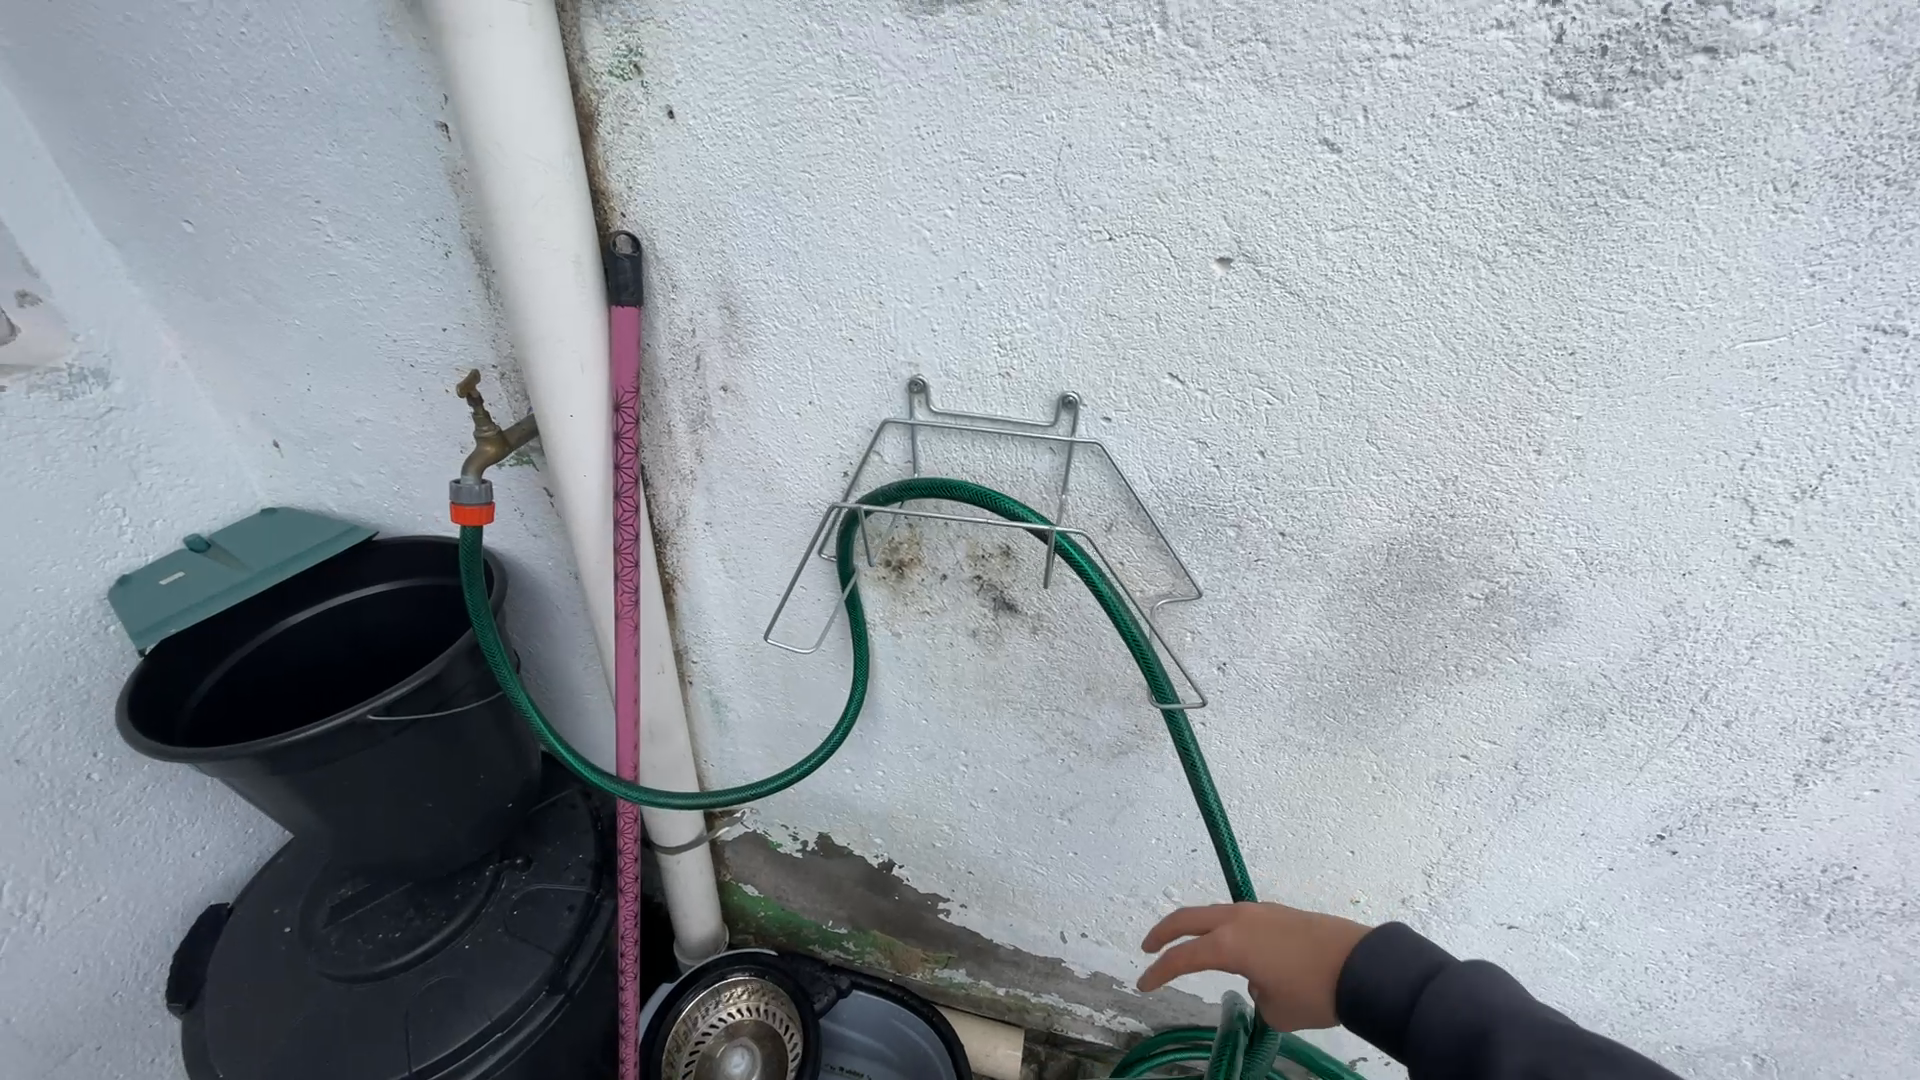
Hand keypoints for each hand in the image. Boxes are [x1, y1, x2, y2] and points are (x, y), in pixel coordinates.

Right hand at [1137, 901, 1371, 1031]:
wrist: (1361, 966)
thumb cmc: (1313, 991)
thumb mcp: (1277, 1010)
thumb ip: (1256, 996)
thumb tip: (1258, 982)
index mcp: (1228, 944)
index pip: (1182, 957)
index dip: (1159, 971)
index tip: (1143, 983)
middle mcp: (1236, 920)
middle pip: (1187, 918)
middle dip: (1163, 932)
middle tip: (1148, 947)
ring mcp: (1256, 911)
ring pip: (1212, 914)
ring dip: (1195, 929)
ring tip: (1190, 948)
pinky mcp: (1275, 913)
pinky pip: (1237, 918)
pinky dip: (1223, 931)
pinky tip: (1236, 951)